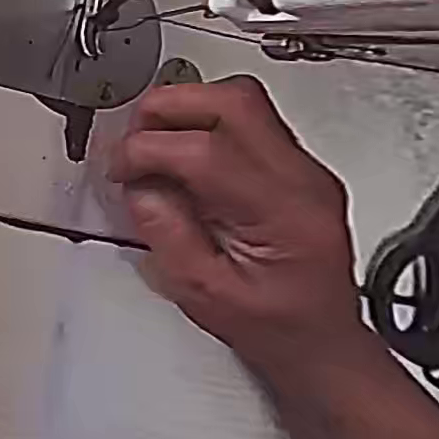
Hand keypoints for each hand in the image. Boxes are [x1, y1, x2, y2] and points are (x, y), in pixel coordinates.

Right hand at [104, 75, 367, 376]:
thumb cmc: (272, 324)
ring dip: (181, 112)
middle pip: (233, 101)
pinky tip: (174, 157)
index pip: (207, 151)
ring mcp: (300, 166)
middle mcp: (301, 179)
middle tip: (131, 142)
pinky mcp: (288, 164)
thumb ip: (165, 232)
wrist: (318, 339)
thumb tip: (137, 186)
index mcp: (283, 214)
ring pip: (238, 99)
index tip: (120, 170)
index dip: (147, 150)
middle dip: (165, 109)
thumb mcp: (201, 290)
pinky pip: (240, 118)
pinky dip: (195, 124)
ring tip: (150, 147)